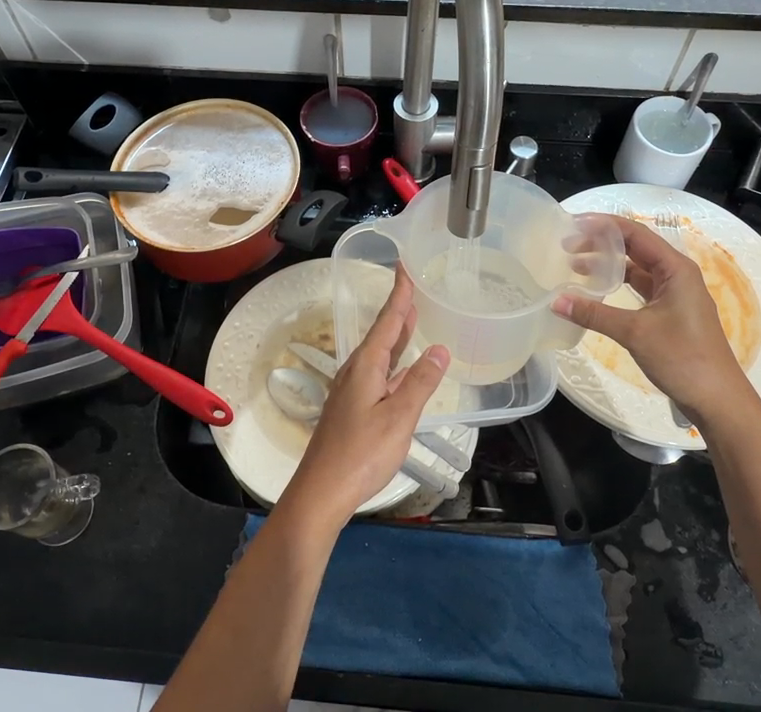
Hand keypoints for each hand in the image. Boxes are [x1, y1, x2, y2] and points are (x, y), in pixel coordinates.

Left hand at [283, 268, 448, 524]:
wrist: (322, 492)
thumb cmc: (361, 454)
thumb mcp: (398, 418)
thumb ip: (420, 383)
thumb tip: (439, 349)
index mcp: (366, 367)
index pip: (387, 322)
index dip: (399, 295)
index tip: (405, 267)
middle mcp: (356, 373)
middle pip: (381, 335)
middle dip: (398, 312)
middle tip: (413, 288)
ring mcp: (352, 392)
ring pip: (380, 356)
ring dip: (397, 337)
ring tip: (412, 319)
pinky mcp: (353, 411)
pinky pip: (378, 375)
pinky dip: (395, 364)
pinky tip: (403, 371)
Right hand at [553, 214, 755, 423]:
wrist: (717, 399)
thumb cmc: (682, 358)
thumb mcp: (634, 332)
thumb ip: (594, 314)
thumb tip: (556, 301)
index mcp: (676, 268)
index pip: (635, 233)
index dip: (603, 225)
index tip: (572, 225)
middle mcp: (677, 274)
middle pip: (635, 247)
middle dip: (601, 243)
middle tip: (566, 245)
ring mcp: (675, 294)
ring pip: (637, 268)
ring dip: (608, 264)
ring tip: (574, 265)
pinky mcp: (671, 313)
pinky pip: (640, 288)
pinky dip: (618, 284)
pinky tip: (597, 290)